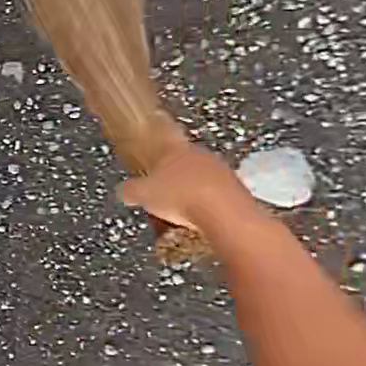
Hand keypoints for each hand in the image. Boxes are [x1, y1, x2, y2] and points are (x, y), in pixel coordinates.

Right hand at [118, 143, 258, 232]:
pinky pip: (217, 197)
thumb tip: (124, 191)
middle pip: (183, 164)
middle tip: (160, 196)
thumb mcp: (139, 194)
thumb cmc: (178, 196)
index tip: (150, 163)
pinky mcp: (240, 192)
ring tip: (179, 214)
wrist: (226, 215)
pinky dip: (208, 207)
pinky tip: (199, 221)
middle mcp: (201, 156)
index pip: (163, 144)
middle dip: (172, 178)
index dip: (154, 155)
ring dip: (191, 194)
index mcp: (176, 149)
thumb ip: (129, 190)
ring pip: (201, 181)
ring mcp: (224, 173)